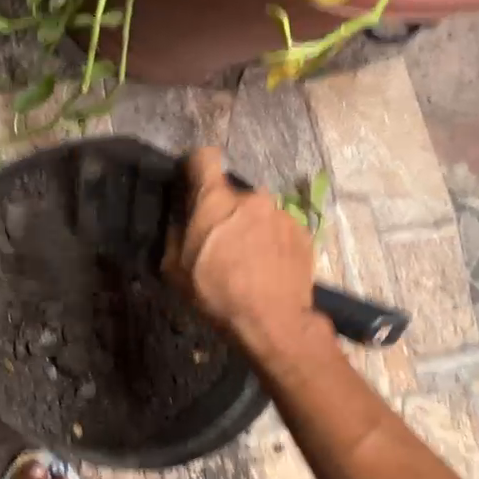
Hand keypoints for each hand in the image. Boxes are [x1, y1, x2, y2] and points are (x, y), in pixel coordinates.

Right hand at [163, 147, 325, 358]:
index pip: (205, 158)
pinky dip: (268, 241)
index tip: (191, 182)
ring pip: (256, 212)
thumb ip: (175, 235)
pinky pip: (277, 228)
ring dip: (247, 227)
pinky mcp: (303, 232)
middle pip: (231, 194)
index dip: (195, 166)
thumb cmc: (215, 292)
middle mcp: (252, 198)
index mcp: (215, 202)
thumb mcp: (175, 269)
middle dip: (222, 211)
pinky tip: (264, 267)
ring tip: (245, 260)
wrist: (272, 320)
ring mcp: (281, 214)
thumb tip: (180, 221)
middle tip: (216, 241)